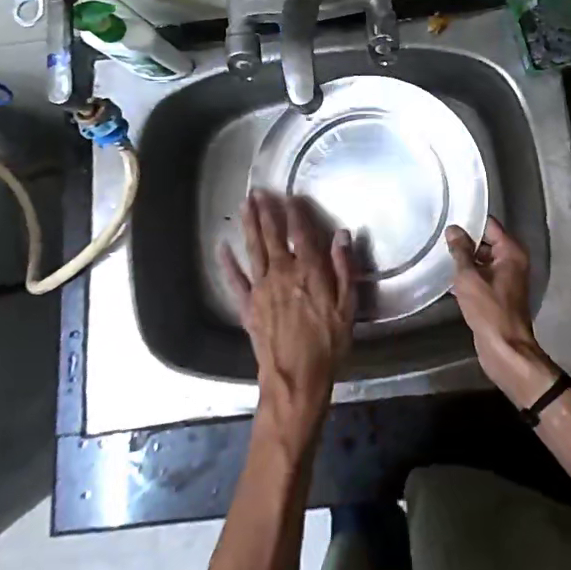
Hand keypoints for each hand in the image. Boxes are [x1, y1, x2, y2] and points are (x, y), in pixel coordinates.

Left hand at [221, 190, 356, 446]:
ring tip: (244, 206)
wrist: (296, 378)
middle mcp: (282, 273)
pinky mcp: (247, 306)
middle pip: (272, 236)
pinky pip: (235, 279)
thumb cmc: (328, 345)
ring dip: (248, 226)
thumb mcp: (348, 308)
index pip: (301, 234)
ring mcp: (261, 288)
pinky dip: (227, 262)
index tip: (292, 196)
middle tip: (258, 191)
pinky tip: (222, 247)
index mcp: (308, 272)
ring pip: (253, 249)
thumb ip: (344, 269)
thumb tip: (341, 235)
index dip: (296, 213)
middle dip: (266, 212)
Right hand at [445, 219, 559, 406]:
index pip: (489, 225)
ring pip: (482, 259)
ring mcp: (506, 279)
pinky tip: (448, 276)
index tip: (446, 217)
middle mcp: (512, 262)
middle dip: (464, 239)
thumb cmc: (489, 310)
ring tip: (439, 253)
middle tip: (438, 234)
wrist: (504, 349)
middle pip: (486, 241)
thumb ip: (460, 251)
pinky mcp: (498, 294)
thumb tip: (453, 229)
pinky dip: (468, 274)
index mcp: (511, 253)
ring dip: (465, 258)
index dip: (469, 220)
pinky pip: (481, 275)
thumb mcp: (469, 277)